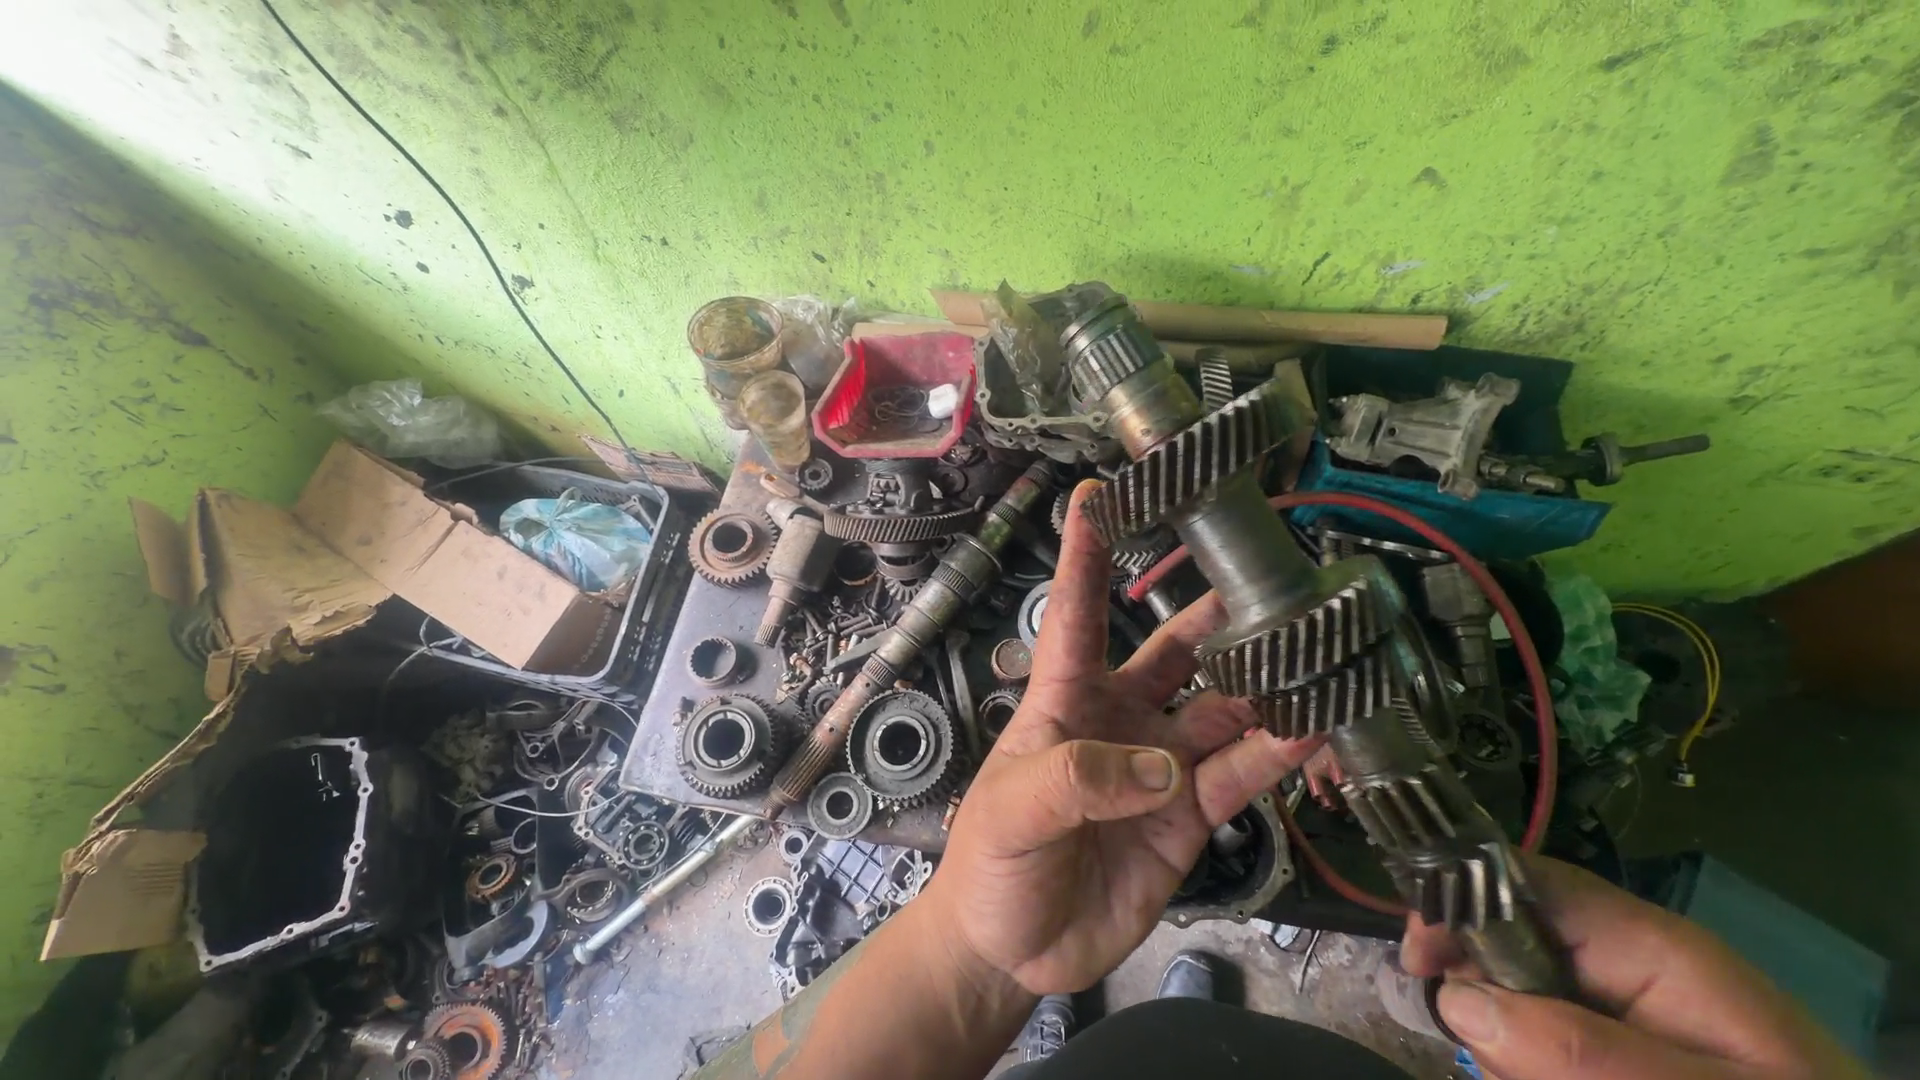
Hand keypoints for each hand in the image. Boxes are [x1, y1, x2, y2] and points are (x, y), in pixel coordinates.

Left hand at [920, 480, 1322, 994]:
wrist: (1014, 945)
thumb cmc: (992, 860)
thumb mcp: (1014, 810)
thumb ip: (1079, 779)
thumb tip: (1160, 766)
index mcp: (1065, 697)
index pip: (1076, 612)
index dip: (1086, 553)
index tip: (1100, 492)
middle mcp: (1121, 717)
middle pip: (1176, 651)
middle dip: (1216, 615)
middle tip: (1267, 574)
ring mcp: (1160, 764)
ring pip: (1224, 709)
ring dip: (1265, 682)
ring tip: (1315, 649)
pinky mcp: (1189, 815)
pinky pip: (1242, 774)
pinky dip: (1279, 752)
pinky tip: (1314, 727)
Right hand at [1401, 858, 1870, 1079]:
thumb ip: (1585, 1050)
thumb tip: (1457, 999)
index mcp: (1646, 942)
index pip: (1520, 875)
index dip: (1454, 896)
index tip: (1417, 962)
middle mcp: (1621, 960)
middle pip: (1500, 942)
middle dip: (1482, 1000)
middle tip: (1502, 1069)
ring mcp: (1616, 1005)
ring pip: (1508, 999)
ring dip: (1505, 1051)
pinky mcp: (1613, 1044)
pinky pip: (1536, 1038)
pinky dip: (1524, 1067)